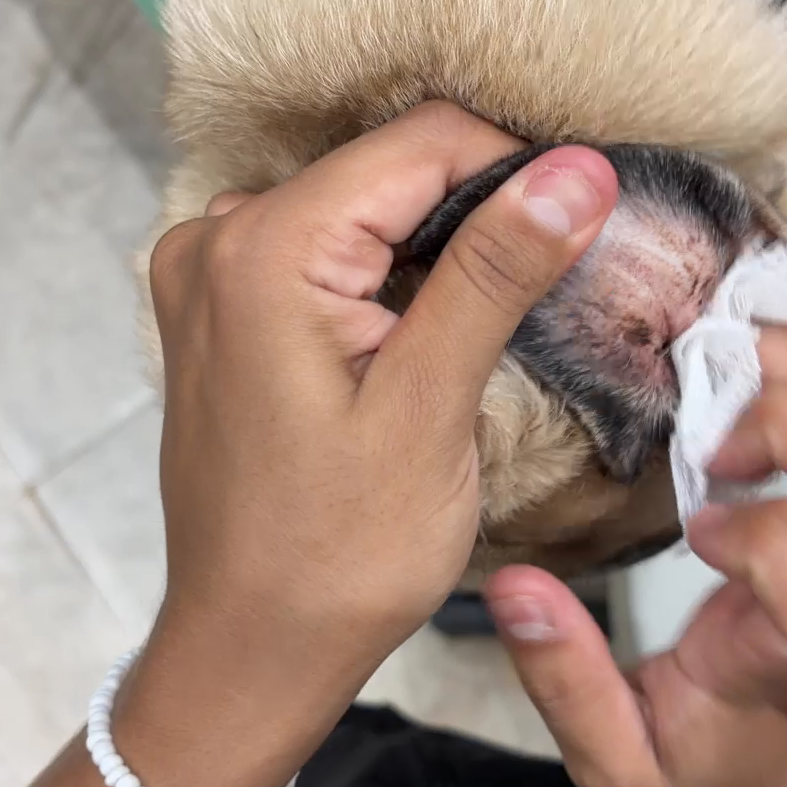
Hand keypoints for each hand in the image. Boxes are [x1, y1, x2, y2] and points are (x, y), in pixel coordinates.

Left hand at [115, 103, 619, 786]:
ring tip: (479, 321)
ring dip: (429, 246)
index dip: (515, 168)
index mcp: (266, 249)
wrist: (253, 643)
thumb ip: (493, 274)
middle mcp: (216, 238)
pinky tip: (413, 331)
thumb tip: (575, 171)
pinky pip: (317, 253)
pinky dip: (380, 273)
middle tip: (540, 283)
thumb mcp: (428, 408)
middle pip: (382, 171)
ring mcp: (206, 275)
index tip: (580, 223)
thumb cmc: (341, 552)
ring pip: (355, 210)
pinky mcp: (219, 313)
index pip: (420, 143)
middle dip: (474, 208)